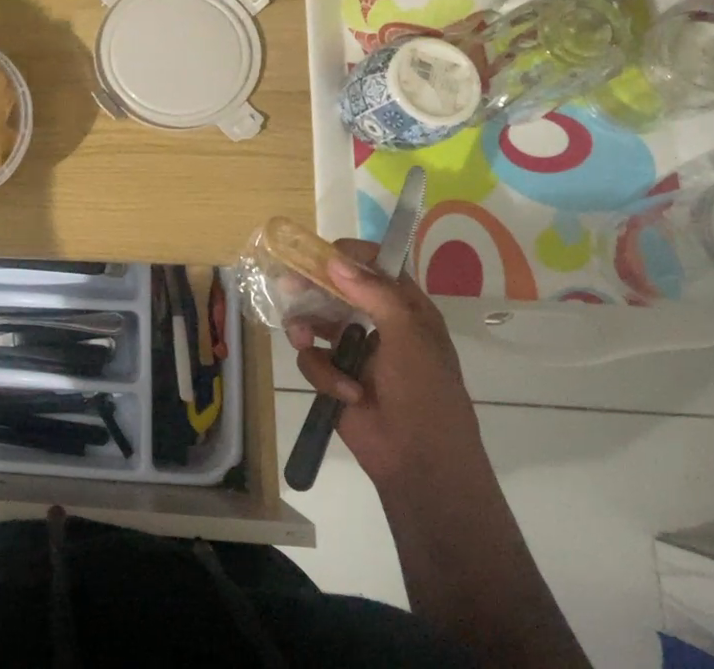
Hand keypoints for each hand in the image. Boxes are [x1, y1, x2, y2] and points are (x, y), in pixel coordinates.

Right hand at [286, 239, 485, 490]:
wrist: (419, 458)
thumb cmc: (425, 391)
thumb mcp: (409, 336)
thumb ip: (374, 294)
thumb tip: (334, 260)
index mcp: (405, 308)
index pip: (375, 266)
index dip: (349, 256)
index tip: (322, 255)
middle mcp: (376, 322)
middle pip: (335, 289)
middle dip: (312, 288)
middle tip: (288, 285)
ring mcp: (353, 349)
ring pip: (314, 322)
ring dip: (307, 330)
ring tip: (304, 339)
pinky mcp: (333, 376)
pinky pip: (311, 359)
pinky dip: (323, 374)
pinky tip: (342, 391)